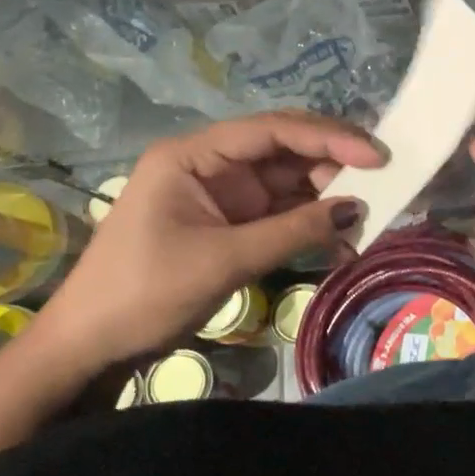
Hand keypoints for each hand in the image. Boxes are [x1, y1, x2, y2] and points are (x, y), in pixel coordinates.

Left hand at [39, 111, 382, 363]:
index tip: (376, 157)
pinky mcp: (231, 224)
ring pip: (290, 182)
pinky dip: (313, 224)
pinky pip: (283, 213)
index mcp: (194, 156)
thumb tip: (356, 210)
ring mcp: (223, 195)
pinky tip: (342, 240)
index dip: (328, 137)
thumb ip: (294, 230)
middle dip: (334, 164)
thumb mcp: (225, 260)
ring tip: (368, 216)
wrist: (91, 345)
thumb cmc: (144, 292)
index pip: (272, 130)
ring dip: (329, 197)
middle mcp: (211, 165)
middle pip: (286, 150)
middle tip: (383, 183)